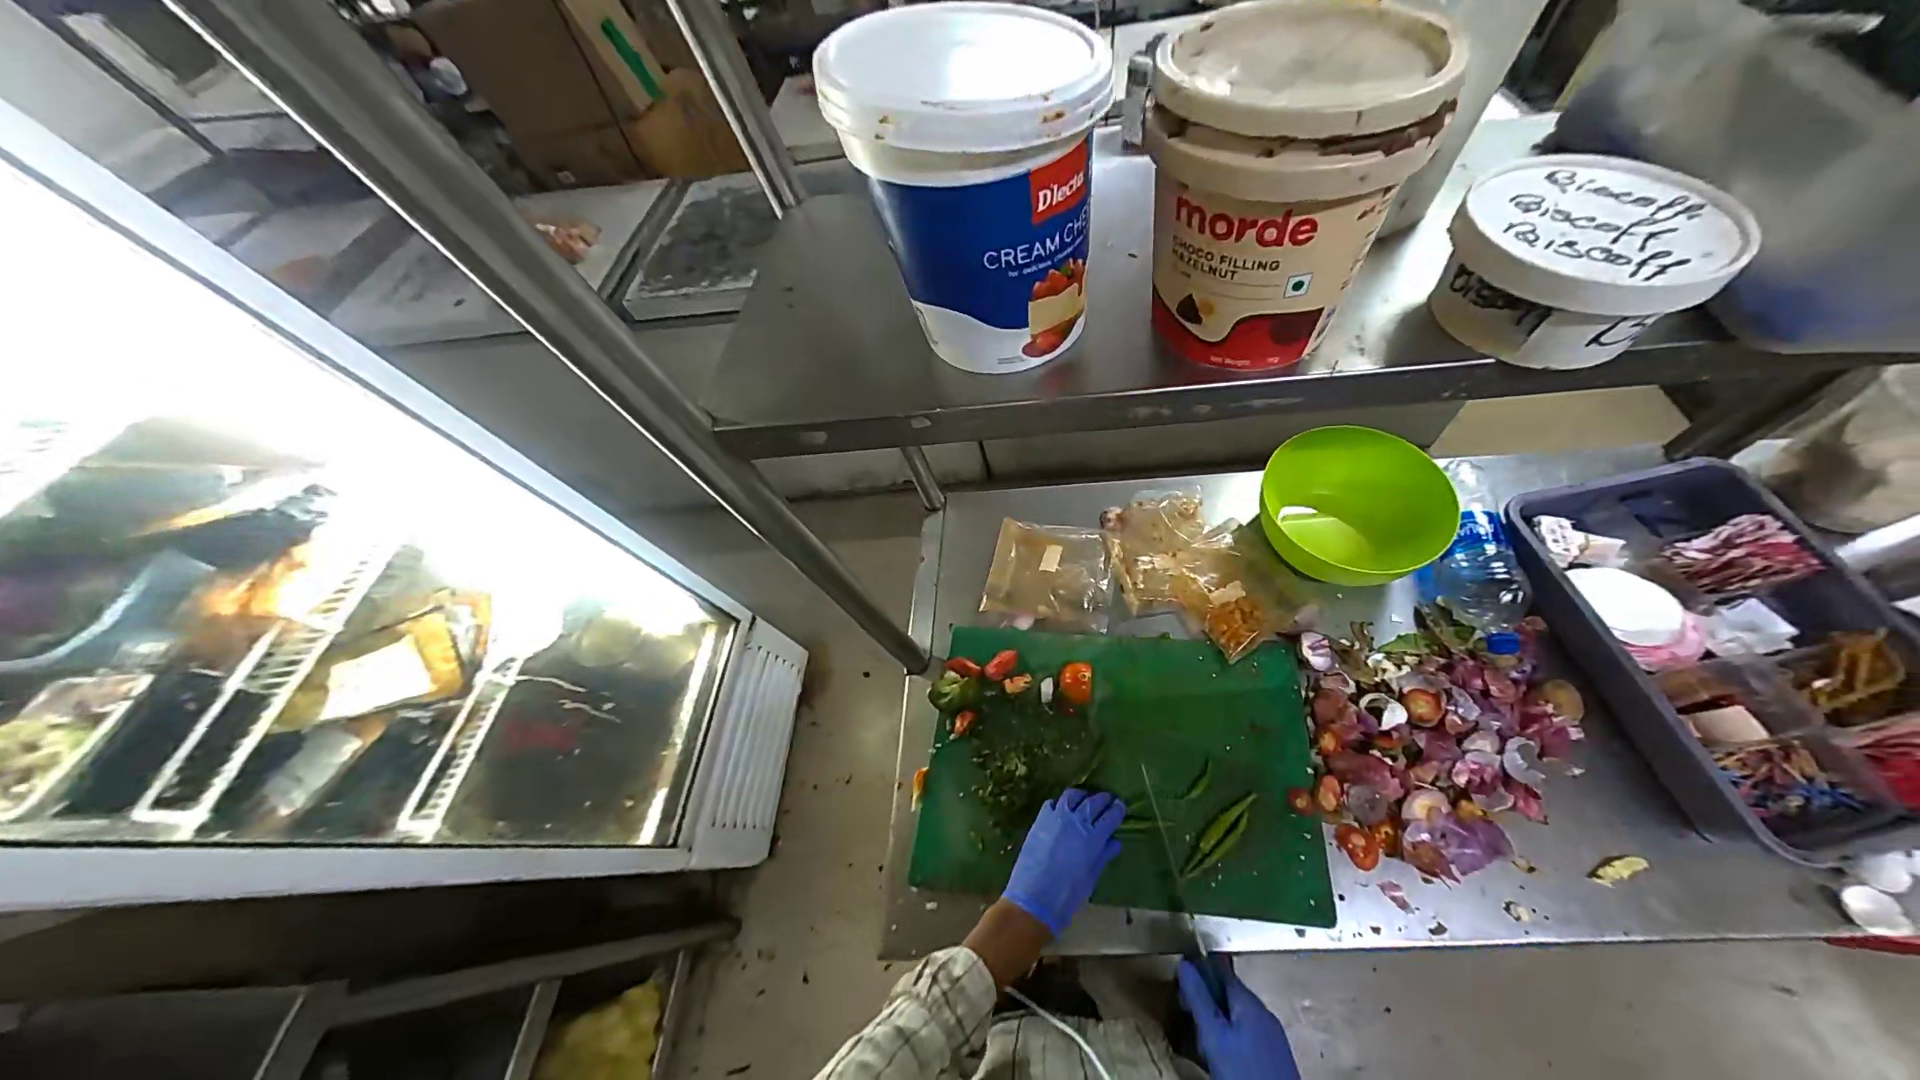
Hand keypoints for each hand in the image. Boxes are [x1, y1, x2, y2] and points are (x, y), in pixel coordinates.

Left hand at [1001, 788, 1124, 934]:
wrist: (1034, 898)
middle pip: (1093, 802)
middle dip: (1103, 799)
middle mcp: (1076, 821)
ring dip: (1082, 795)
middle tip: (1108, 798)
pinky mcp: (1040, 819)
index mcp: (1093, 838)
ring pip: (1072, 796)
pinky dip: (1060, 803)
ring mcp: (1056, 817)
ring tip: (1086, 798)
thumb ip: (1103, 856)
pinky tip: (1062, 808)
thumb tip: (1115, 842)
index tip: (1121, 805)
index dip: (1117, 809)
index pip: (1110, 817)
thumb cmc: (1068, 894)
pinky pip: (1052, 803)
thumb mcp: (1091, 877)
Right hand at [1178, 958, 1300, 1079]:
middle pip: (1229, 994)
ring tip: (1200, 1041)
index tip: (1179, 984)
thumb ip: (1198, 998)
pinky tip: (1222, 1057)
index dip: (1198, 972)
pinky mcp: (1275, 1058)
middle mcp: (1264, 1014)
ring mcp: (1272, 1037)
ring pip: (1237, 1016)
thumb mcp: (1213, 1035)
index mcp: (1250, 1002)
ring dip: (1216, 1022)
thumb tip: (1184, 964)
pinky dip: (1229, 1039)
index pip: (1221, 971)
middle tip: (1187, 1016)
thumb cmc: (1243, 1073)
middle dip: (1206, 1001)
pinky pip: (1246, 1036)